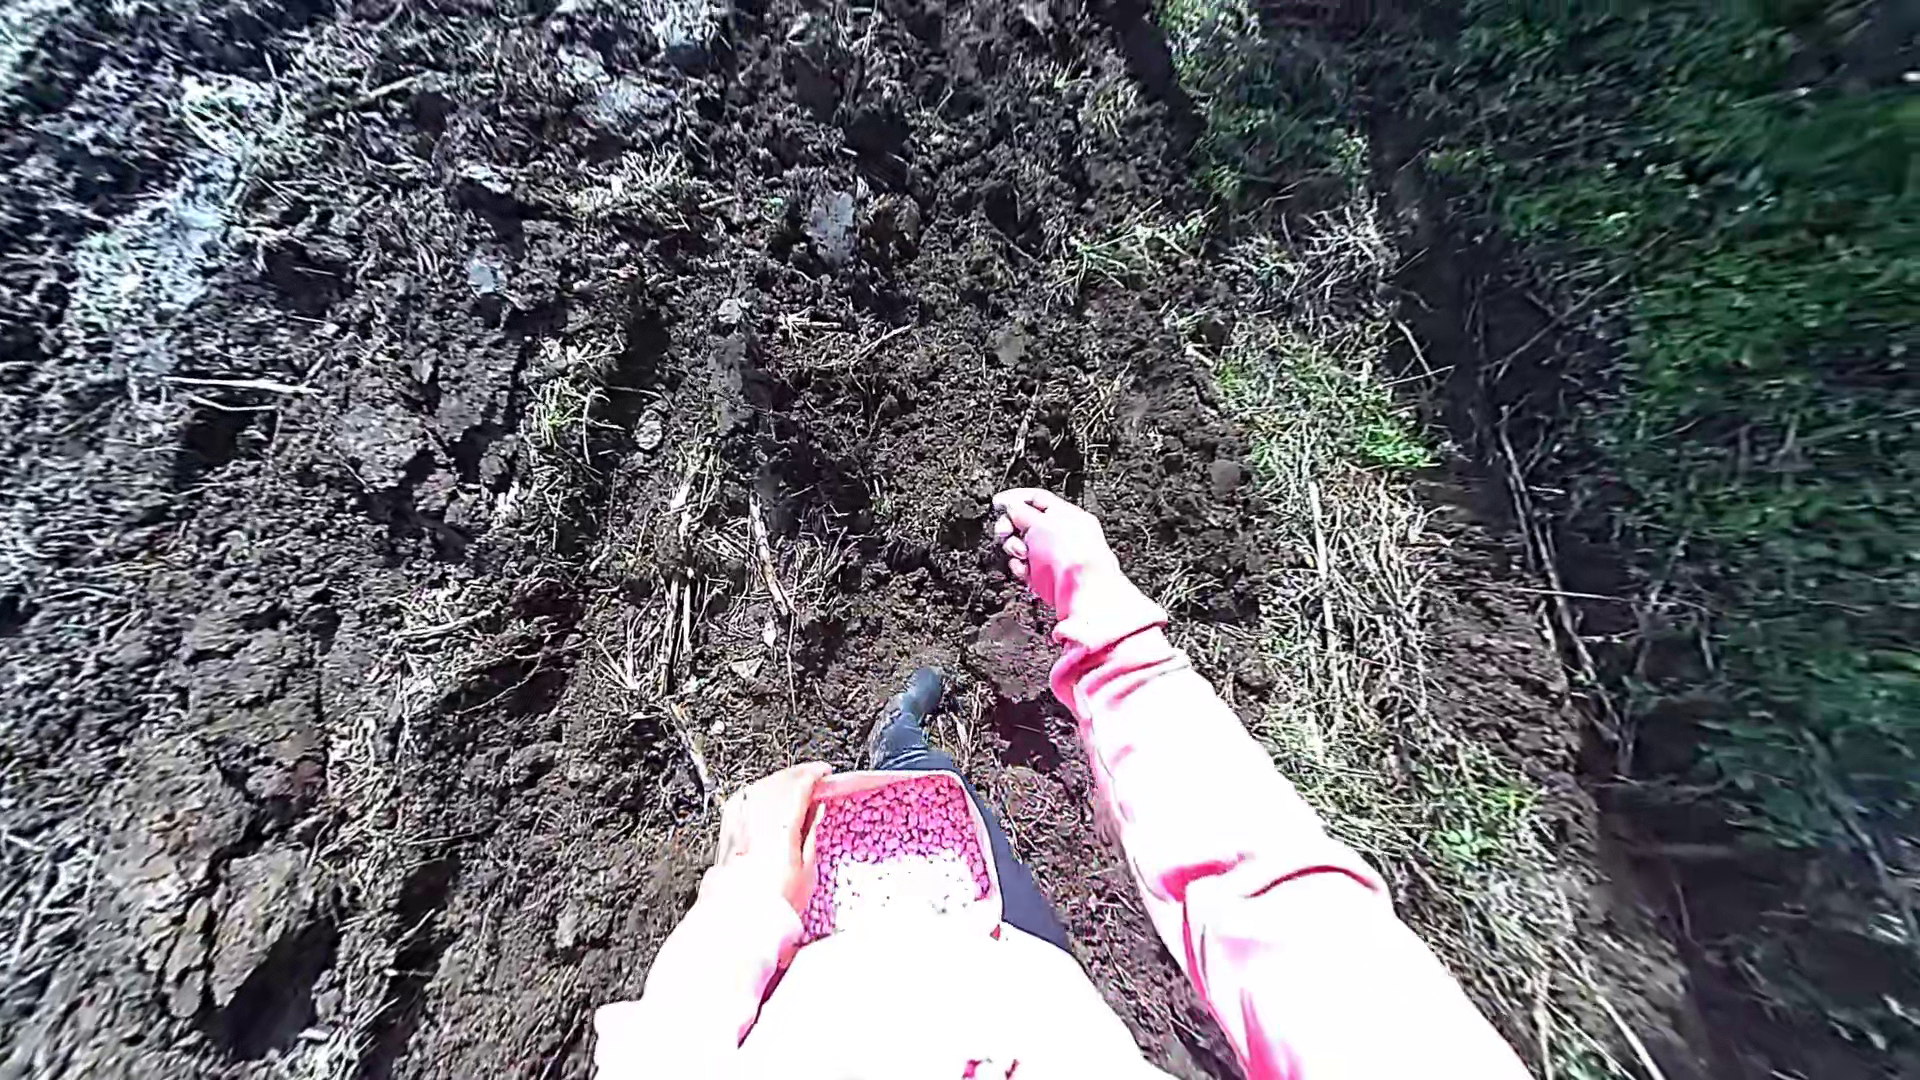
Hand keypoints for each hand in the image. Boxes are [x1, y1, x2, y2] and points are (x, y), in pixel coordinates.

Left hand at [708, 762, 831, 916]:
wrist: (738, 930)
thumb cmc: (775, 908)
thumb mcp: (806, 873)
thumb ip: (811, 835)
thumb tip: (817, 809)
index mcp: (781, 830)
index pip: (798, 786)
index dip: (813, 774)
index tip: (824, 772)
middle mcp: (757, 823)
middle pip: (777, 782)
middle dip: (797, 773)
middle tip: (812, 774)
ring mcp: (739, 828)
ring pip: (758, 788)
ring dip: (778, 779)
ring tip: (791, 782)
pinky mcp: (727, 836)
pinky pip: (740, 801)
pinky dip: (755, 792)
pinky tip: (761, 794)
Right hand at [991, 488, 1122, 610]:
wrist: (1081, 590)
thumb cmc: (1070, 554)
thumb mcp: (1040, 522)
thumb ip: (1021, 511)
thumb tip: (1011, 506)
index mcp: (1067, 515)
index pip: (1037, 499)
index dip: (1015, 500)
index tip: (998, 504)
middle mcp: (1062, 534)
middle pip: (1025, 523)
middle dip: (1010, 526)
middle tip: (1004, 531)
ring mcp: (1053, 556)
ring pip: (1022, 545)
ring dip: (1014, 547)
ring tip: (1020, 554)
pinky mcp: (1046, 577)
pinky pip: (1024, 566)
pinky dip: (1020, 567)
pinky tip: (1024, 569)